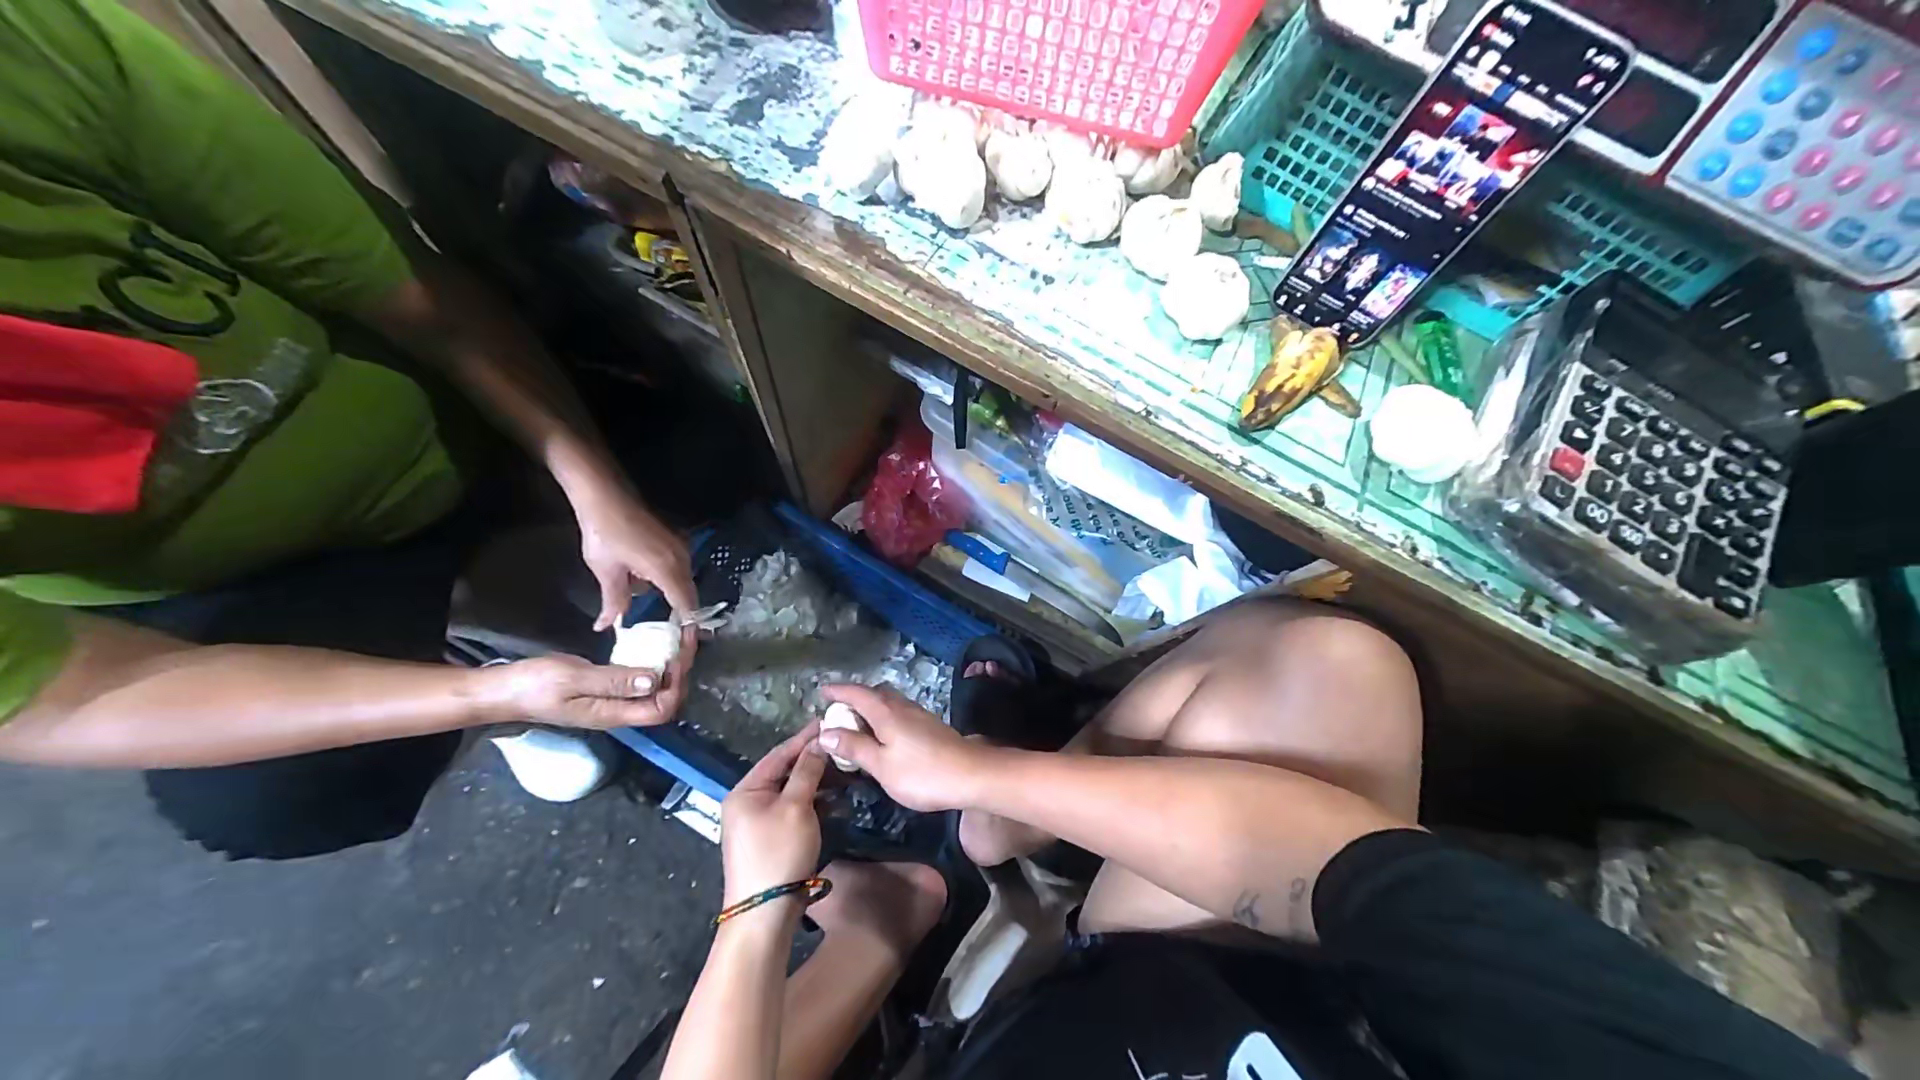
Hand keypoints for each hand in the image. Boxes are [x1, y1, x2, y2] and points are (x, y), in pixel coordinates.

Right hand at [470, 654, 677, 728]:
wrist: (501, 690)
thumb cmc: (534, 685)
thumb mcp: (573, 678)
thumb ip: (614, 681)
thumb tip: (654, 680)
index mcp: (614, 714)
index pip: (662, 709)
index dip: (677, 684)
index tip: (679, 653)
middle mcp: (619, 712)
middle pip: (664, 700)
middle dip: (680, 672)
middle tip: (685, 639)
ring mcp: (612, 702)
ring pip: (654, 690)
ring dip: (670, 667)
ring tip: (677, 639)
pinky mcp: (606, 690)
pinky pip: (639, 681)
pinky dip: (652, 663)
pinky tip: (654, 646)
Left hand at [571, 482, 697, 630]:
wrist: (604, 495)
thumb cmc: (604, 533)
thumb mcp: (606, 571)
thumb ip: (614, 601)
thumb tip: (608, 627)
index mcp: (667, 569)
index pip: (686, 603)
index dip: (687, 624)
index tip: (684, 642)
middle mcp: (681, 558)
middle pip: (689, 593)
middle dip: (681, 614)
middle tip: (670, 633)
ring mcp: (679, 547)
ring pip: (683, 580)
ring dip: (672, 596)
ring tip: (656, 614)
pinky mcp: (673, 540)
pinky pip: (677, 568)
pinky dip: (668, 582)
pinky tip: (648, 587)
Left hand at [721, 724, 828, 905]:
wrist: (765, 913)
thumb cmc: (778, 853)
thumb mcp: (796, 806)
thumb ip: (807, 770)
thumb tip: (818, 742)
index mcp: (745, 790)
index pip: (779, 753)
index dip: (805, 738)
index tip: (829, 721)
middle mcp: (747, 802)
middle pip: (784, 771)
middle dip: (812, 759)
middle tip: (842, 745)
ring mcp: (757, 822)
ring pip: (790, 791)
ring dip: (815, 781)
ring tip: (843, 768)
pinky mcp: (770, 839)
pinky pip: (792, 809)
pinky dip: (812, 801)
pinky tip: (833, 797)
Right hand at [817, 684, 993, 811]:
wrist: (971, 775)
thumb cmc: (922, 773)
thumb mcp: (881, 765)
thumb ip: (855, 747)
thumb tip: (825, 731)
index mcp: (886, 713)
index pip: (857, 693)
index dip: (839, 691)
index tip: (822, 691)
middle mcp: (903, 707)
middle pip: (876, 693)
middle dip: (856, 696)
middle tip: (838, 710)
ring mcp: (920, 715)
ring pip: (891, 702)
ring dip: (873, 706)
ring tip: (859, 723)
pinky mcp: (931, 726)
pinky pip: (901, 712)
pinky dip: (886, 716)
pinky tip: (886, 734)